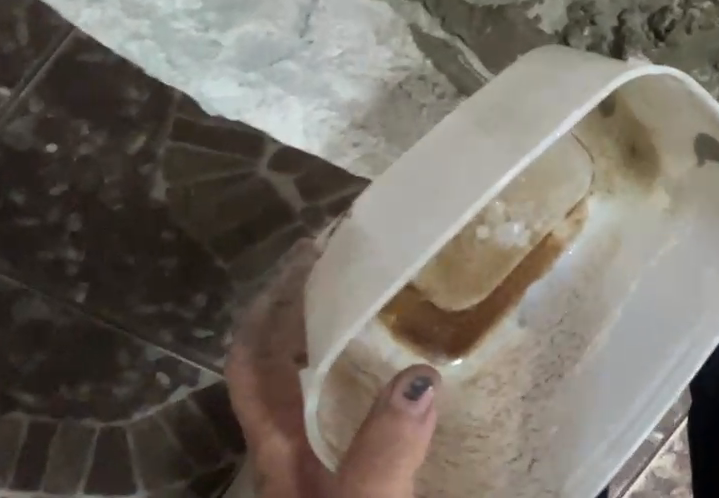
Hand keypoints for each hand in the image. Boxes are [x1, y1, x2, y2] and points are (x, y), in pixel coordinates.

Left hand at [227, 243, 442, 497]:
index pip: (258, 366)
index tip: (319, 244)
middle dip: (336, 305)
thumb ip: (377, 467)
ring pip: (354, 388)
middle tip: (396, 253)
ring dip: (379, 336)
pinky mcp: (385, 480)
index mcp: (284, 460)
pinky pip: (401, 415)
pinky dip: (419, 378)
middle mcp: (309, 459)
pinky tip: (460, 367)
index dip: (274, 303)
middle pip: (307, 366)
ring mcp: (347, 473)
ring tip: (431, 291)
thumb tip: (418, 377)